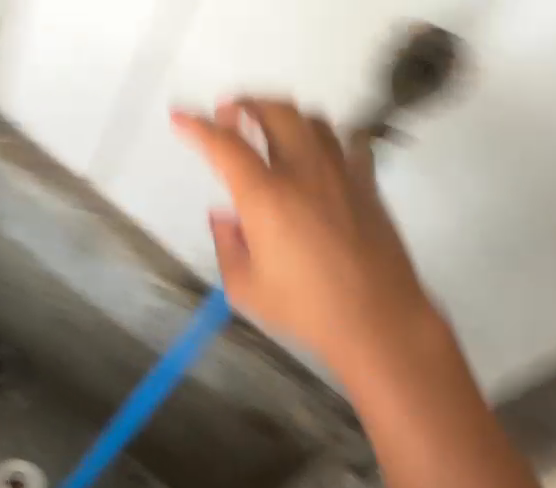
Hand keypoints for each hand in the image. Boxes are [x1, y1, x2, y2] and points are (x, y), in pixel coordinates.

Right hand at [172, 99, 444, 373]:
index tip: (181, 117)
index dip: (198, 127)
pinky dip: (324, 138)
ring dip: (285, 116)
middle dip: (248, 104)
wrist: (374, 316)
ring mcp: (341, 172)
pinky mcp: (367, 182)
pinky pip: (345, 141)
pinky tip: (318, 154)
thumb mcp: (245, 288)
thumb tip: (224, 216)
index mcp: (266, 198)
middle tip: (230, 110)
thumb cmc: (303, 309)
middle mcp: (304, 172)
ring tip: (270, 128)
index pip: (226, 148)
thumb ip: (228, 245)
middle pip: (276, 112)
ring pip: (312, 119)